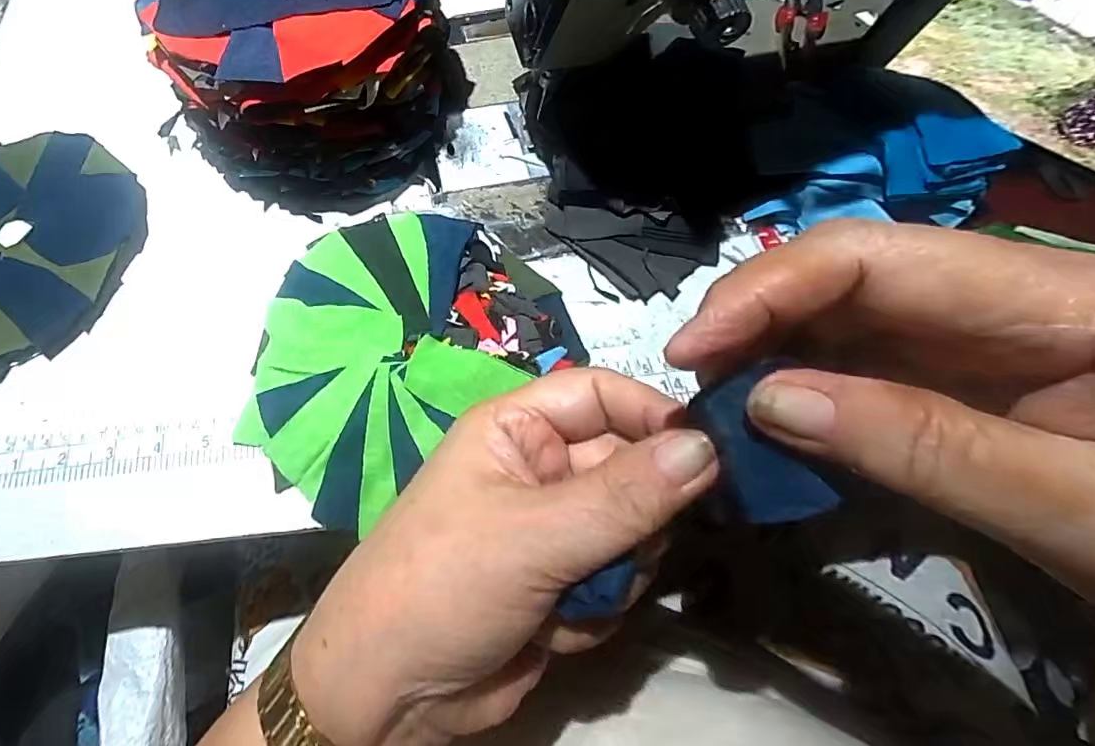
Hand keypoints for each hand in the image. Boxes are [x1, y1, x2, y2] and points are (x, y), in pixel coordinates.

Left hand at [286, 368, 718, 745]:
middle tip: (631, 549)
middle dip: (636, 514)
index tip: (706, 449)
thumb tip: (706, 446)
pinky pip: (618, 578)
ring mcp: (553, 525)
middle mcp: (540, 466)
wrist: (388, 700)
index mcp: (517, 426)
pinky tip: (559, 630)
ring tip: (580, 596)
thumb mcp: (536, 534)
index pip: (600, 394)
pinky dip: (600, 607)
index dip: (652, 413)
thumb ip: (625, 495)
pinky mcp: (563, 580)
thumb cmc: (446, 584)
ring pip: (632, 528)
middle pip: (628, 464)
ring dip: (618, 569)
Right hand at [665, 220, 1094, 712]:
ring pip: (857, 325)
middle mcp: (1026, 302)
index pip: (881, 257)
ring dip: (777, 356)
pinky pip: (881, 379)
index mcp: (1078, 299)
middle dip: (759, 316)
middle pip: (856, 278)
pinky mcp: (997, 395)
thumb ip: (944, 453)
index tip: (696, 347)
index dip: (772, 287)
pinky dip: (818, 399)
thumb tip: (777, 400)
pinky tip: (780, 426)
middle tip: (690, 381)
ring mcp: (1010, 347)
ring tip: (716, 404)